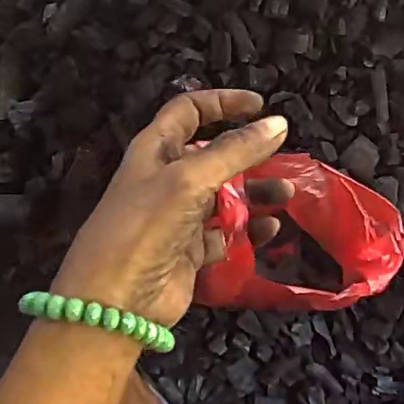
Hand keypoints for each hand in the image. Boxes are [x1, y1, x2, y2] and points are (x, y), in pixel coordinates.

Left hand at [52, 90, 291, 326]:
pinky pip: (226, 232)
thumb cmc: (146, 225)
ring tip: (287, 194)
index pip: (188, 111)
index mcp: (155, 149)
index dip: (222, 103)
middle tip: (283, 157)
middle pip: (211, 154)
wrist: (116, 300)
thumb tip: (277, 123)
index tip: (260, 106)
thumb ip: (234, 151)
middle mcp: (166, 178)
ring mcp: (178, 215)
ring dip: (255, 192)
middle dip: (247, 153)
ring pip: (223, 194)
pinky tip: (271, 229)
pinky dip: (249, 229)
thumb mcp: (188, 179)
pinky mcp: (189, 250)